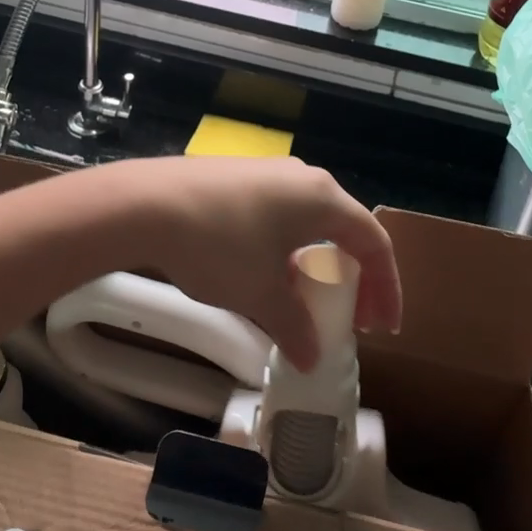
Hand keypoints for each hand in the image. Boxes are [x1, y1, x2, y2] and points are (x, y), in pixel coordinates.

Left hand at [89, 155, 402, 370]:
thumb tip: (311, 357)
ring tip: (304, 304)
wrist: (146, 203)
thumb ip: (294, 326)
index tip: (382, 327)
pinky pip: (279, 215)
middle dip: (351, 278)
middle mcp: (302, 177)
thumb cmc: (218, 245)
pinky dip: (287, 249)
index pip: (373, 242)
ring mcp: (268, 172)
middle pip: (343, 228)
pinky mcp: (238, 178)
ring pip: (308, 222)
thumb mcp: (260, 294)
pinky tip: (264, 276)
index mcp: (322, 198)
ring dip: (315, 265)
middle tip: (348, 319)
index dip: (385, 287)